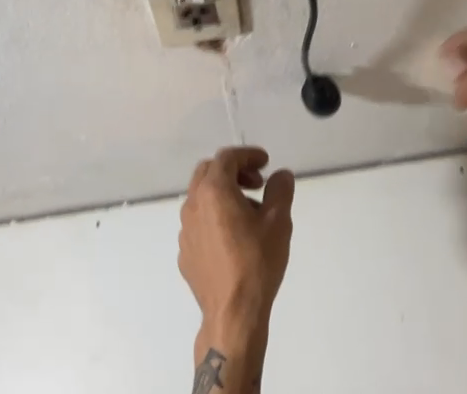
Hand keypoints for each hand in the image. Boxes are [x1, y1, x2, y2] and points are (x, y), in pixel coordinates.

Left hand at [178, 147, 295, 331]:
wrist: (233, 312)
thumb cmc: (257, 262)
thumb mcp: (278, 222)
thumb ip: (280, 191)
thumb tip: (281, 175)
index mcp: (213, 191)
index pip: (227, 158)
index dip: (248, 155)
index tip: (266, 163)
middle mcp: (193, 204)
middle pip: (208, 172)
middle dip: (233, 171)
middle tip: (257, 184)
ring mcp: (185, 230)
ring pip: (201, 198)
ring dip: (224, 195)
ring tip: (250, 214)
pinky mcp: (185, 252)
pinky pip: (198, 223)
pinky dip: (215, 218)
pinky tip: (234, 239)